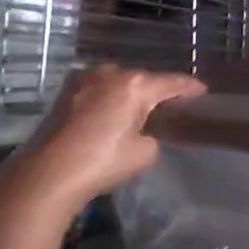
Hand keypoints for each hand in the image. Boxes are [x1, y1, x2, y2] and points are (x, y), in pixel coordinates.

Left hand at [0, 65, 205, 213]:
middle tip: (172, 105)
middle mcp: (111, 72)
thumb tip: (145, 131)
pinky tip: (114, 112)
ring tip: (142, 109)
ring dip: (131, 92)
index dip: (191, 87)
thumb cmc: (101, 163)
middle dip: (158, 90)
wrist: (45, 176)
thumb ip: (153, 135)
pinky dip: (111, 97)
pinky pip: (100, 88)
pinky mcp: (65, 92)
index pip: (173, 82)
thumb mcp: (144, 153)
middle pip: (145, 78)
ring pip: (119, 81)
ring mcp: (85, 79)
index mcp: (135, 84)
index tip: (204, 91)